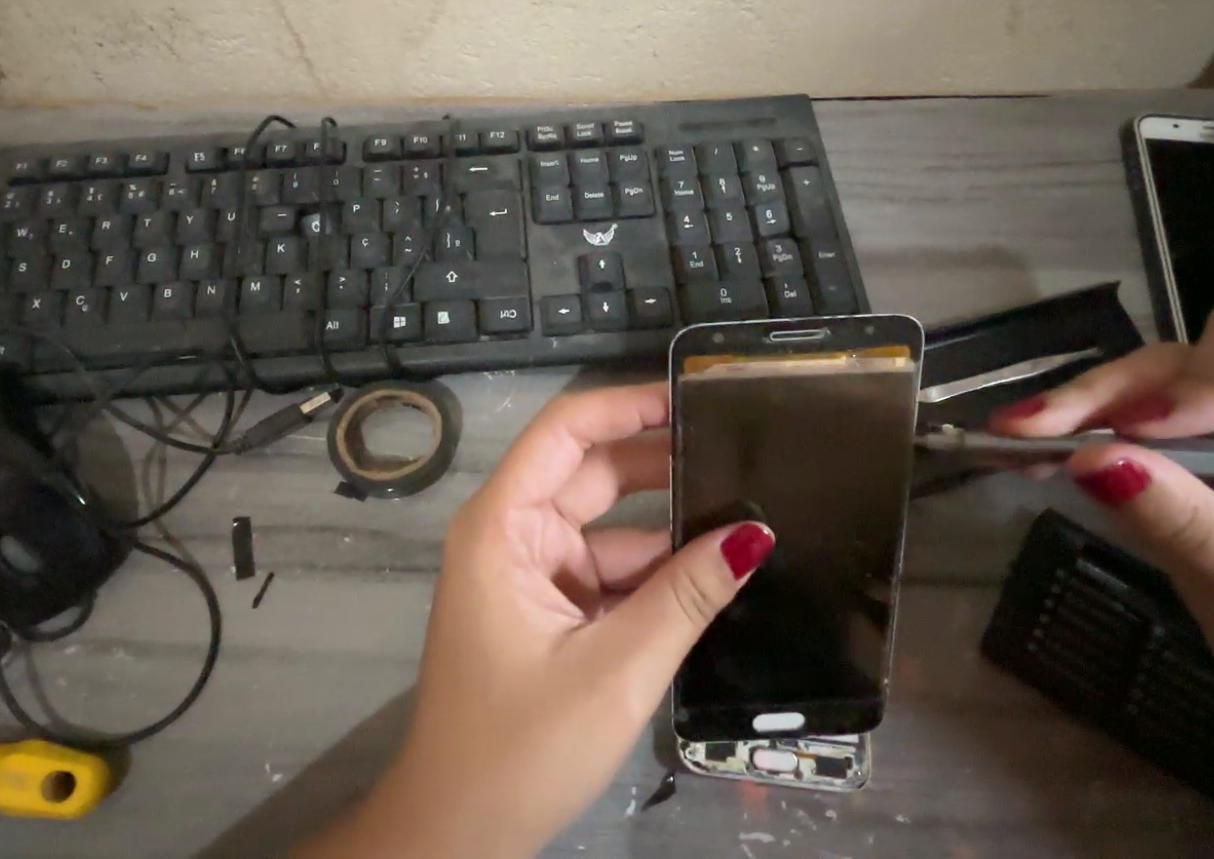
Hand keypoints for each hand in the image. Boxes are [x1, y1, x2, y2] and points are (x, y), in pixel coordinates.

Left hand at [298, 383, 771, 858]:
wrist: (459, 832)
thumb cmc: (520, 747)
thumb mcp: (615, 669)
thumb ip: (685, 597)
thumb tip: (754, 534)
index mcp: (503, 526)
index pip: (564, 432)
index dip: (625, 406)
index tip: (691, 399)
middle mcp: (513, 533)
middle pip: (591, 472)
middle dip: (661, 462)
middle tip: (738, 450)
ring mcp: (531, 570)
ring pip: (608, 525)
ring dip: (667, 525)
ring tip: (745, 508)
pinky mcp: (550, 606)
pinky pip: (609, 569)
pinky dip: (655, 572)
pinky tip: (714, 571)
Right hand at [992, 295, 1213, 858]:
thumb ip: (1181, 516)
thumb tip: (1087, 460)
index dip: (1206, 373)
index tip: (1150, 429)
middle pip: (1185, 362)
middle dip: (1109, 393)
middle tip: (1030, 427)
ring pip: (1141, 392)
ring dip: (1077, 413)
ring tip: (1009, 439)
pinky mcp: (1194, 464)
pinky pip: (1124, 432)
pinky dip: (1072, 441)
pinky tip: (1022, 454)